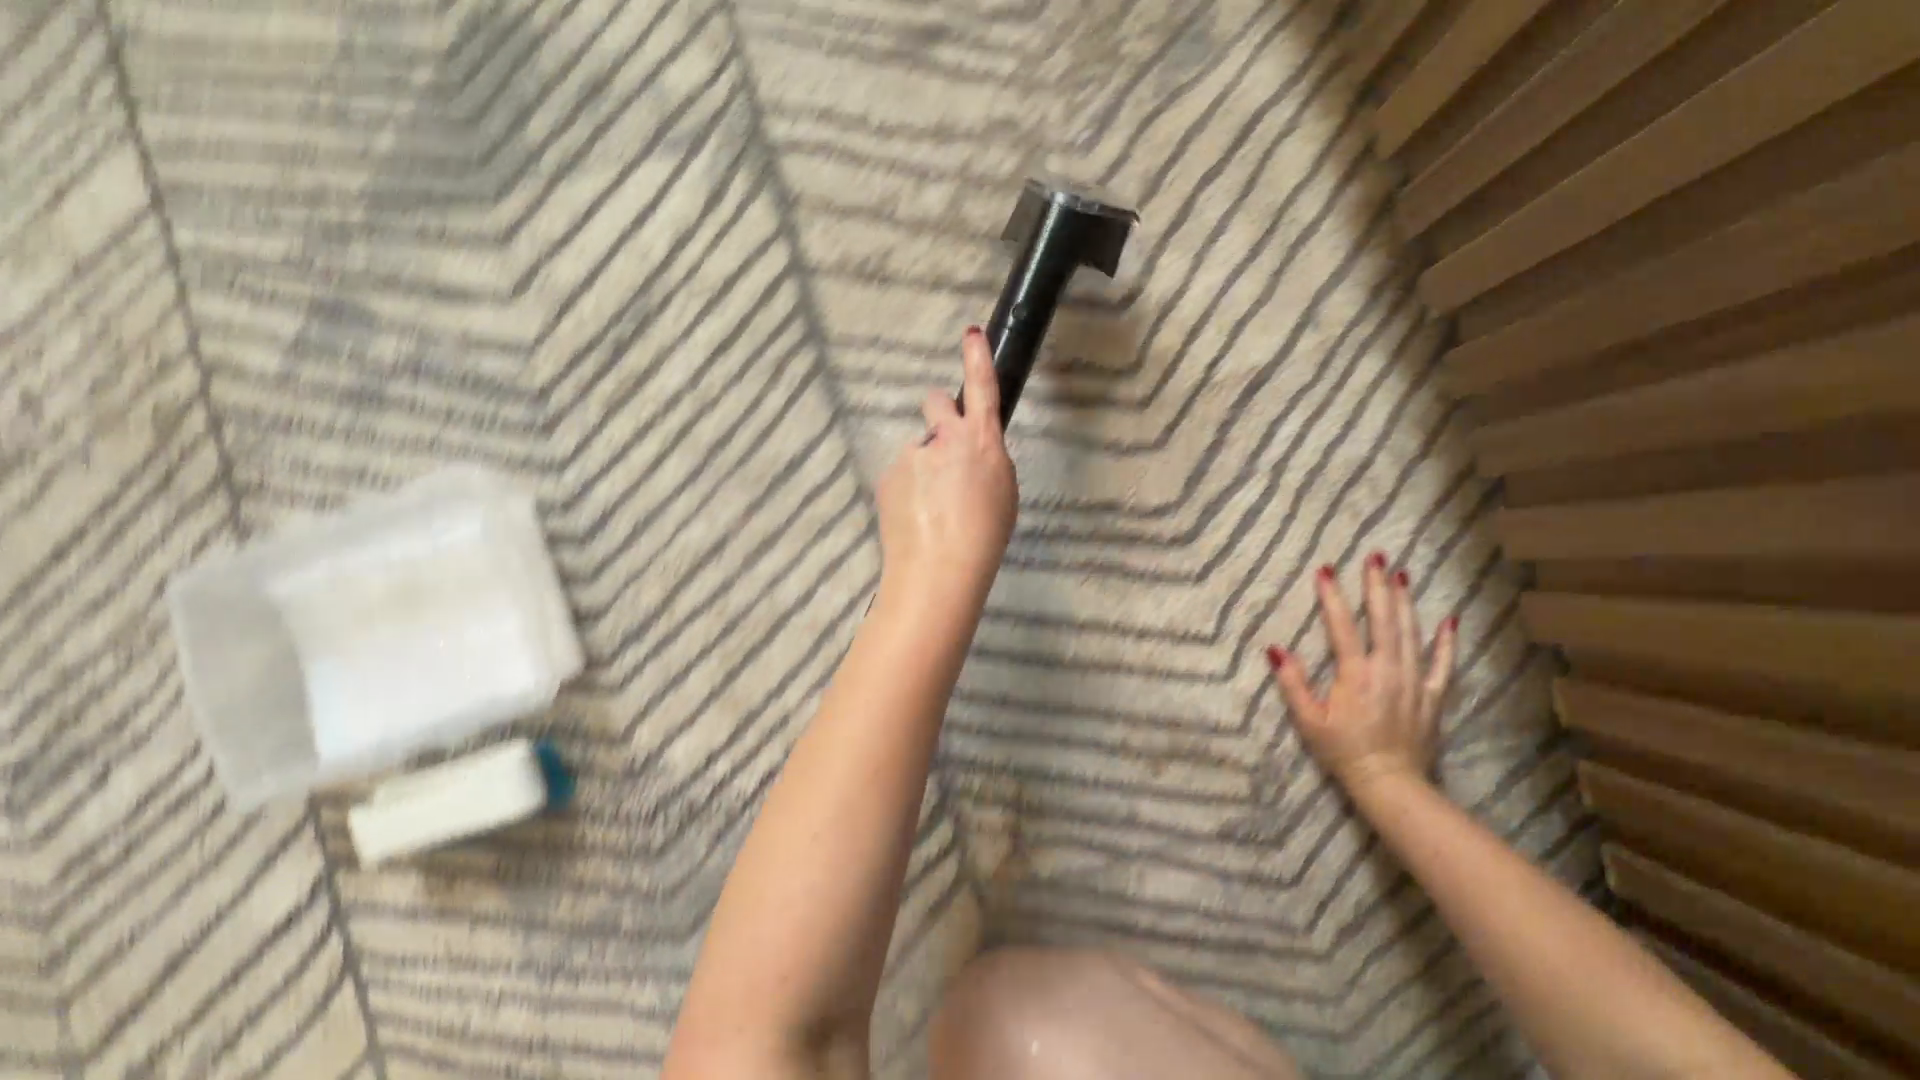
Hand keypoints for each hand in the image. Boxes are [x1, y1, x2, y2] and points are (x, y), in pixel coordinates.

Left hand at [875, 326, 1017, 604]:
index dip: (977, 358)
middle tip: (945, 451)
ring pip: (919, 450)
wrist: (939, 569)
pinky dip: (909, 491)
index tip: (971, 334)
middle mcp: (943, 439)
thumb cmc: (984, 536)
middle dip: (940, 416)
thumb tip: (971, 452)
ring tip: (933, 510)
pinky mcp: (888, 476)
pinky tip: (917, 519)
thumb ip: (987, 460)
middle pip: (935, 402)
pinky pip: (902, 475)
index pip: (981, 388)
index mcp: (980, 441)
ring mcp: (911, 455)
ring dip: (925, 469)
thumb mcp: (1003, 492)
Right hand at [1266, 555, 1456, 795]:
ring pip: (1411, 632)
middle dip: (1377, 585)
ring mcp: (1414, 680)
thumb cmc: (1343, 752)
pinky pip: (1443, 662)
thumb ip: (1293, 683)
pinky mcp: (1433, 695)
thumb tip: (1276, 649)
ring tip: (1402, 574)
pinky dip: (1446, 640)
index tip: (1325, 570)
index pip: (1341, 626)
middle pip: (1383, 619)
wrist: (1390, 783)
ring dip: (1405, 601)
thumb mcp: (1309, 721)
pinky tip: (1449, 619)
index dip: (1332, 597)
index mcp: (1355, 673)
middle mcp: (1387, 669)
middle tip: (1375, 556)